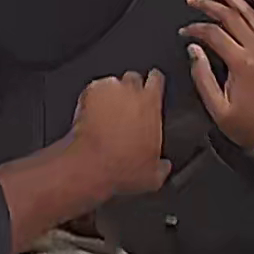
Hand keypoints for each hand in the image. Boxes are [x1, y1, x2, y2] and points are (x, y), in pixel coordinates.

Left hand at [66, 70, 170, 197]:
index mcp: (151, 103)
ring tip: (107, 115)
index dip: (155, 82)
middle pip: (134, 77)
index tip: (153, 87)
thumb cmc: (122, 167)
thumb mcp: (152, 176)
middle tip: (127, 108)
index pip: (157, 78)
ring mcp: (109, 88)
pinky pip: (93, 90)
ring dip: (111, 95)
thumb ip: (162, 165)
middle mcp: (130, 90)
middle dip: (131, 89)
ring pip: (113, 84)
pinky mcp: (89, 92)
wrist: (91, 165)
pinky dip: (93, 99)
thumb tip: (164, 166)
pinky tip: (92, 116)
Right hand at [182, 0, 253, 148]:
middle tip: (194, 0)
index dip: (195, 28)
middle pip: (231, 16)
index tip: (186, 31)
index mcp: (242, 63)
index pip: (213, 33)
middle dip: (209, 5)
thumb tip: (193, 48)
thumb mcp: (217, 108)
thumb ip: (202, 75)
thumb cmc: (249, 126)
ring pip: (252, 13)